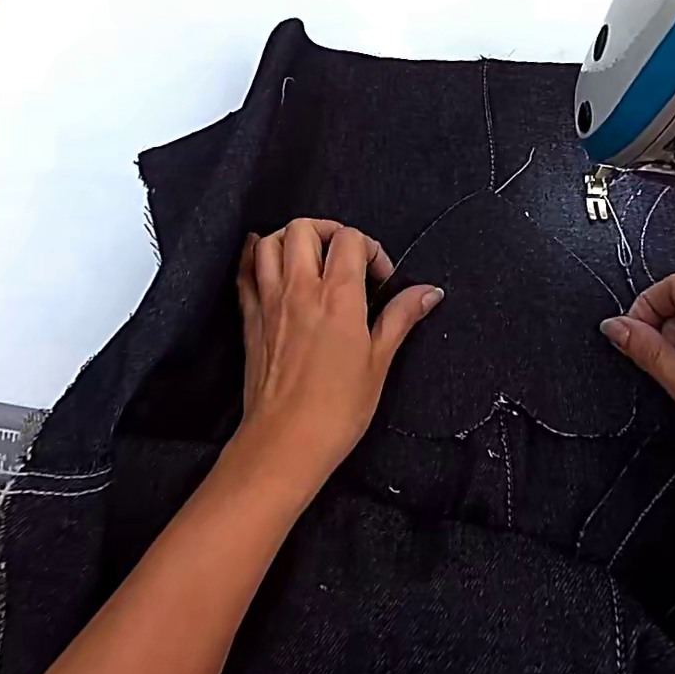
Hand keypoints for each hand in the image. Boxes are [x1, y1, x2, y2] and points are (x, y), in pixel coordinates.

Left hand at [231, 218, 442, 490]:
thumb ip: (402, 316)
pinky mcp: (249, 320)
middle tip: (346, 256)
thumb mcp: (380, 360)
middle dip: (330, 231)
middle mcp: (300, 290)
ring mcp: (269, 302)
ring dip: (292, 240)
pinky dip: (254, 257)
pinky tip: (270, 263)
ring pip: (269, 242)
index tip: (380, 278)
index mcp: (338, 297)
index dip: (371, 249)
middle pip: (303, 228)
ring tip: (312, 258)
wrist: (283, 445)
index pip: (350, 239)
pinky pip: (244, 273)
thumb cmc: (337, 408)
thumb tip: (430, 291)